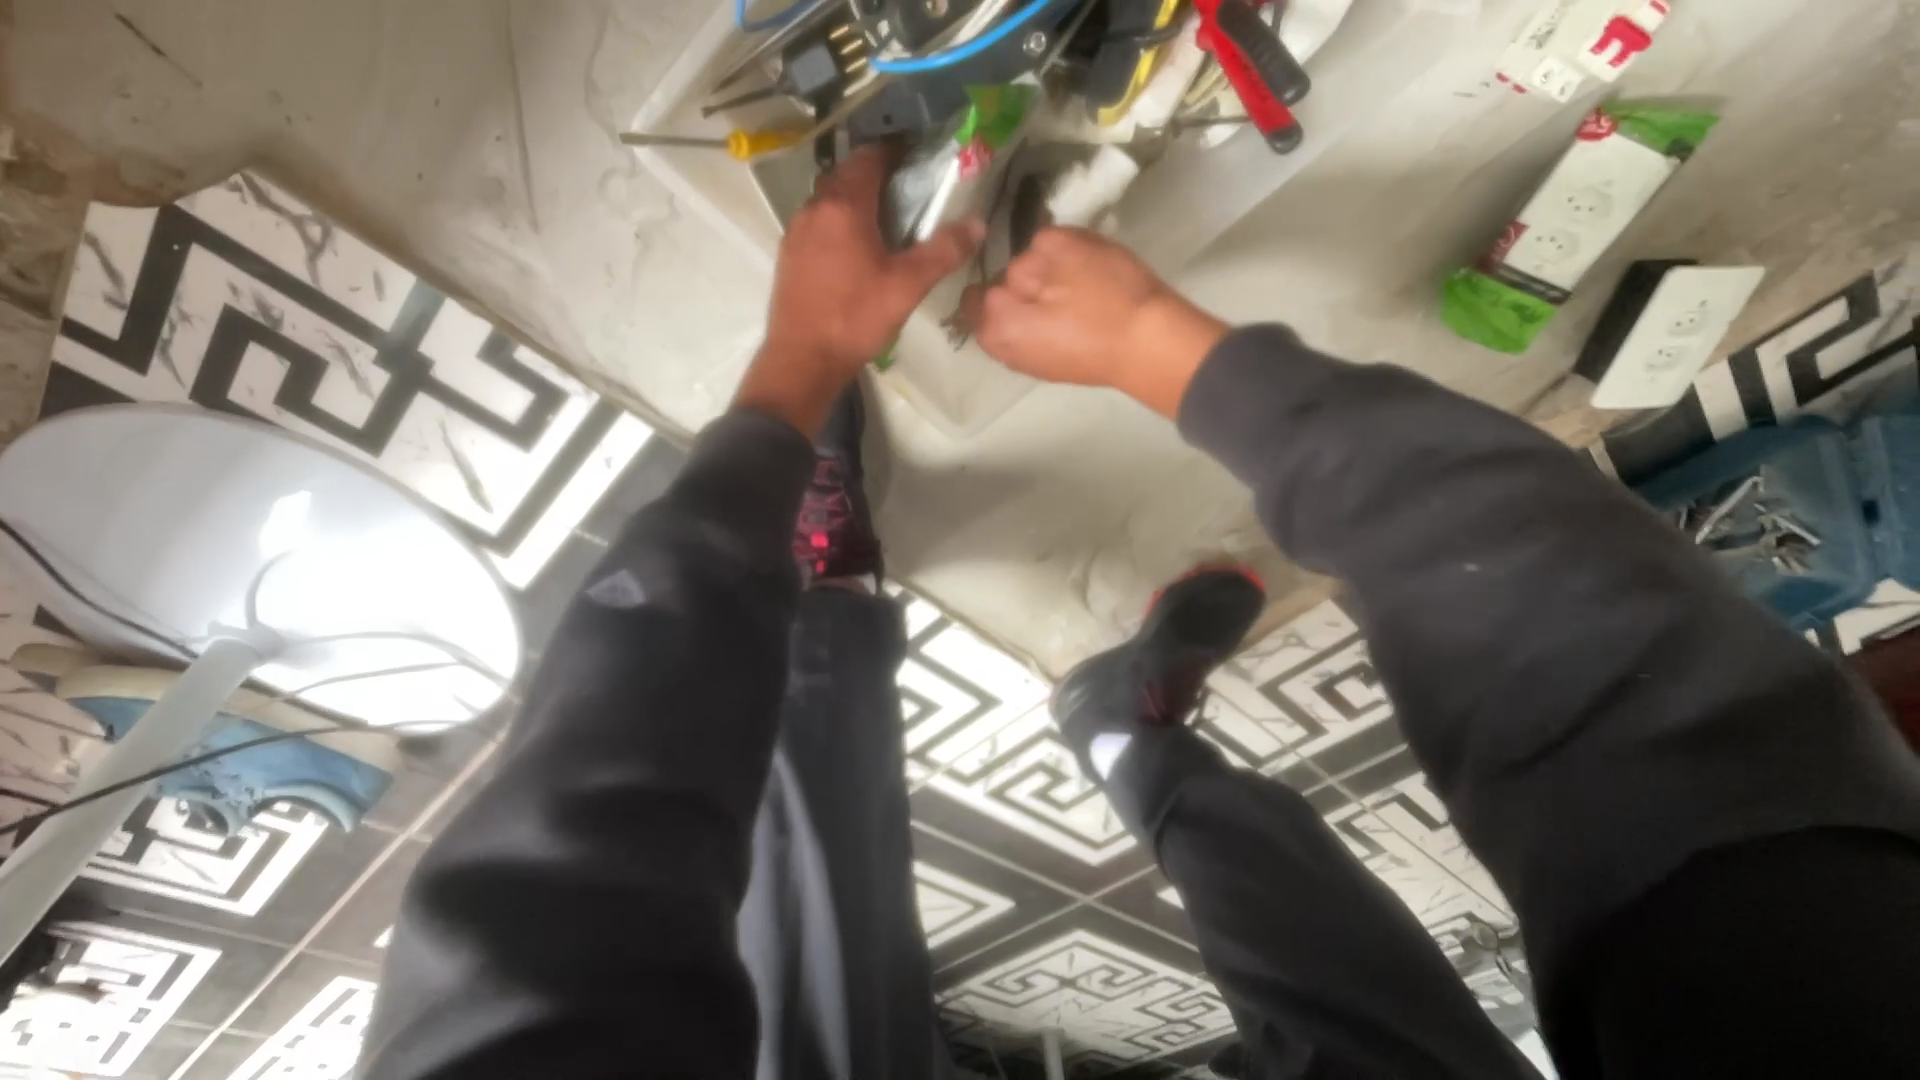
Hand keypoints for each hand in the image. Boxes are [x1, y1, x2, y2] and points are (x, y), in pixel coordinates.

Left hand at [735, 143, 981, 435]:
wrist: (803, 360)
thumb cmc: (856, 318)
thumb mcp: (907, 286)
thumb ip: (943, 251)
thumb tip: (977, 224)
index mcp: (844, 206)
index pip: (870, 157)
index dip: (894, 151)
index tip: (917, 156)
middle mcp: (814, 208)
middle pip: (846, 175)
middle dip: (875, 174)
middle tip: (906, 189)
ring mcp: (796, 232)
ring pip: (828, 200)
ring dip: (854, 200)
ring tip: (884, 219)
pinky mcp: (788, 256)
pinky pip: (817, 224)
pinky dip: (837, 223)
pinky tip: (854, 249)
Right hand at [974, 228, 1226, 418]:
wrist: (1139, 334)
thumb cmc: (1090, 361)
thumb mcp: (1037, 363)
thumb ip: (1010, 338)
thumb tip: (1006, 320)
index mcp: (994, 329)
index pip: (971, 305)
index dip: (994, 307)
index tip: (1018, 313)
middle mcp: (1001, 291)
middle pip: (1001, 280)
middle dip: (1022, 288)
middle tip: (1054, 302)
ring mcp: (1029, 258)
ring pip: (1027, 259)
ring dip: (1044, 267)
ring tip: (1077, 283)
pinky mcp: (1057, 235)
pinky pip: (1049, 239)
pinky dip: (1063, 250)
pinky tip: (1086, 265)